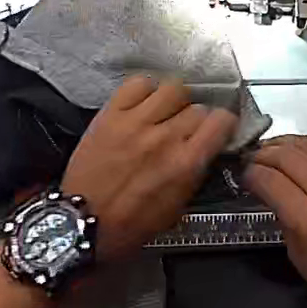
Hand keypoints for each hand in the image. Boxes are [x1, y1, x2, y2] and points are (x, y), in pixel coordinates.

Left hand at [60, 77, 237, 261]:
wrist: (82, 222)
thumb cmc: (131, 224)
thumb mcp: (177, 207)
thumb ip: (195, 172)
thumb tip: (206, 149)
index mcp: (186, 164)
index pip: (221, 121)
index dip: (224, 123)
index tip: (217, 129)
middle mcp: (165, 137)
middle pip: (197, 106)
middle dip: (196, 118)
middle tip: (186, 129)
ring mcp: (136, 121)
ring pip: (172, 88)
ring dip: (174, 100)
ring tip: (165, 112)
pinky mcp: (111, 113)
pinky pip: (138, 83)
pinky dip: (145, 89)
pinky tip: (142, 104)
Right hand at [243, 135, 306, 307]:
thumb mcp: (298, 255)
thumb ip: (280, 215)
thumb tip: (263, 186)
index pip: (269, 180)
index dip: (249, 173)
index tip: (241, 175)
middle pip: (285, 155)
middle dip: (262, 155)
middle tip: (250, 160)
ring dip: (284, 144)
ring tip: (271, 152)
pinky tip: (306, 151)